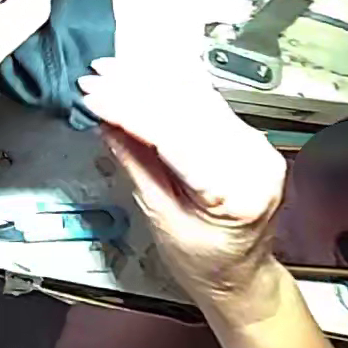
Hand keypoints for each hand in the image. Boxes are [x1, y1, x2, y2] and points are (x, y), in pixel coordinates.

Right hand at [79, 57, 288, 324]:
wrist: (242, 276)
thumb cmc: (204, 262)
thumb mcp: (159, 217)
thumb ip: (134, 163)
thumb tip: (105, 121)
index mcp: (235, 192)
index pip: (173, 136)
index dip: (127, 110)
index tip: (93, 96)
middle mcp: (253, 160)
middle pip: (185, 109)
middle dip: (133, 89)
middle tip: (94, 78)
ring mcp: (253, 143)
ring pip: (195, 96)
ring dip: (147, 79)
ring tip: (109, 70)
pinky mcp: (245, 133)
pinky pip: (203, 99)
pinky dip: (167, 84)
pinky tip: (141, 73)